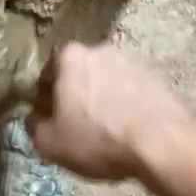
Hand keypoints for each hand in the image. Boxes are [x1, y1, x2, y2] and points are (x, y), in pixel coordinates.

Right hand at [28, 42, 190, 180]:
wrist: (162, 145)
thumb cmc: (98, 139)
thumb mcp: (50, 143)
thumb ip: (34, 126)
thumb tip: (34, 118)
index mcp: (69, 56)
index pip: (48, 75)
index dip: (46, 100)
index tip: (52, 121)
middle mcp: (99, 50)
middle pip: (79, 75)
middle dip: (77, 96)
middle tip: (79, 127)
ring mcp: (131, 61)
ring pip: (107, 83)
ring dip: (103, 101)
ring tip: (108, 133)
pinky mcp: (157, 78)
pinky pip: (131, 92)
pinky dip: (127, 107)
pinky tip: (130, 133)